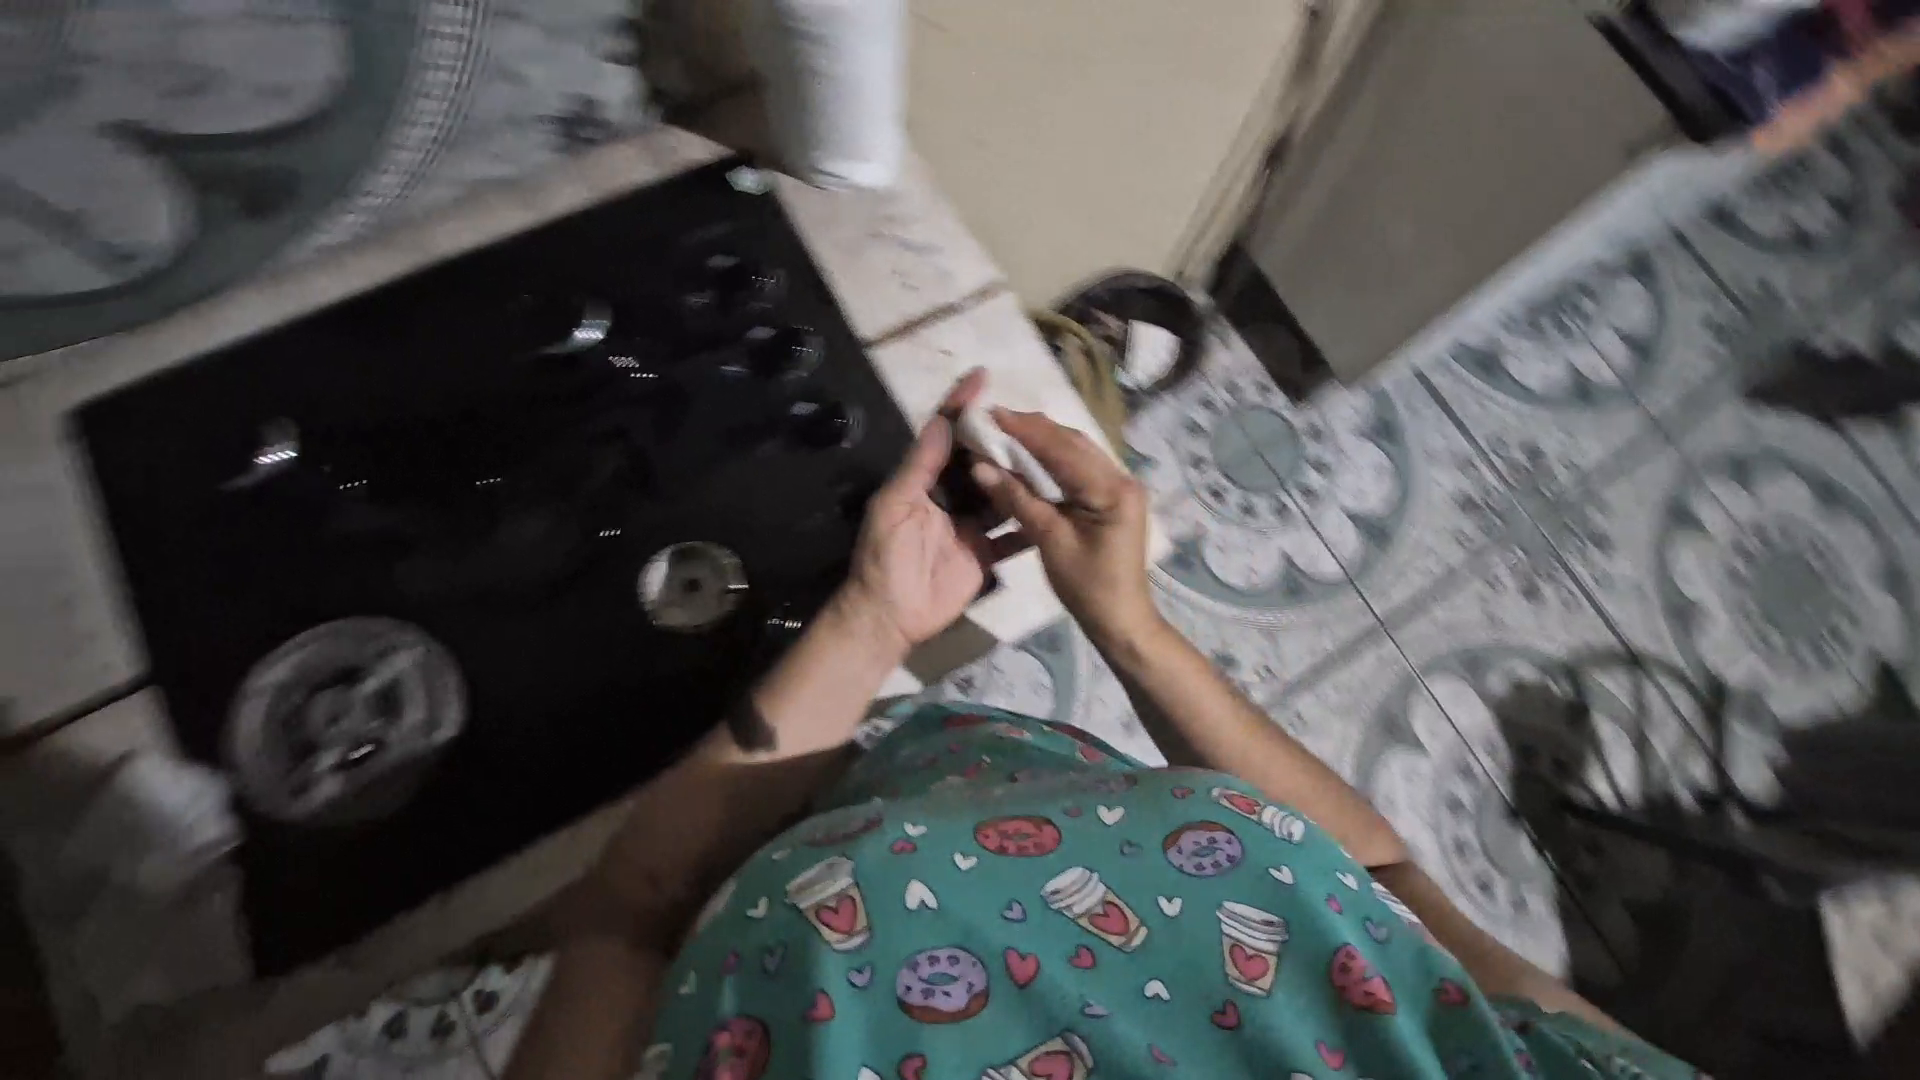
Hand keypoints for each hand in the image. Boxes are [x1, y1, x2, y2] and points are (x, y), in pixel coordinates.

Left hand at [836, 371, 1026, 658]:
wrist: (889, 617)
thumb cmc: (884, 558)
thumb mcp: (895, 506)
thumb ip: (919, 466)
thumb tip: (943, 422)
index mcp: (923, 481)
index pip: (945, 436)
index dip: (961, 406)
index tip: (983, 377)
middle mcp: (949, 497)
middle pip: (980, 462)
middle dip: (1001, 440)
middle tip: (1032, 418)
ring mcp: (969, 526)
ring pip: (1001, 495)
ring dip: (1022, 477)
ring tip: (1053, 455)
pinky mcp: (985, 554)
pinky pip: (1013, 535)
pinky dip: (1031, 524)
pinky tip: (1057, 507)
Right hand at [971, 408, 1157, 644]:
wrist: (1120, 619)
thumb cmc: (1087, 586)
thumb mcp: (1049, 541)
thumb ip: (1018, 499)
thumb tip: (981, 466)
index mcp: (1111, 489)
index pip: (1062, 449)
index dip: (1025, 430)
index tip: (992, 413)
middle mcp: (1121, 479)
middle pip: (1073, 443)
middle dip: (1034, 428)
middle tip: (995, 418)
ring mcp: (1119, 488)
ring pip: (1077, 452)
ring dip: (1043, 440)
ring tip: (1008, 431)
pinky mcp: (1111, 498)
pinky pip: (1080, 468)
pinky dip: (1053, 459)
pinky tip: (1030, 457)